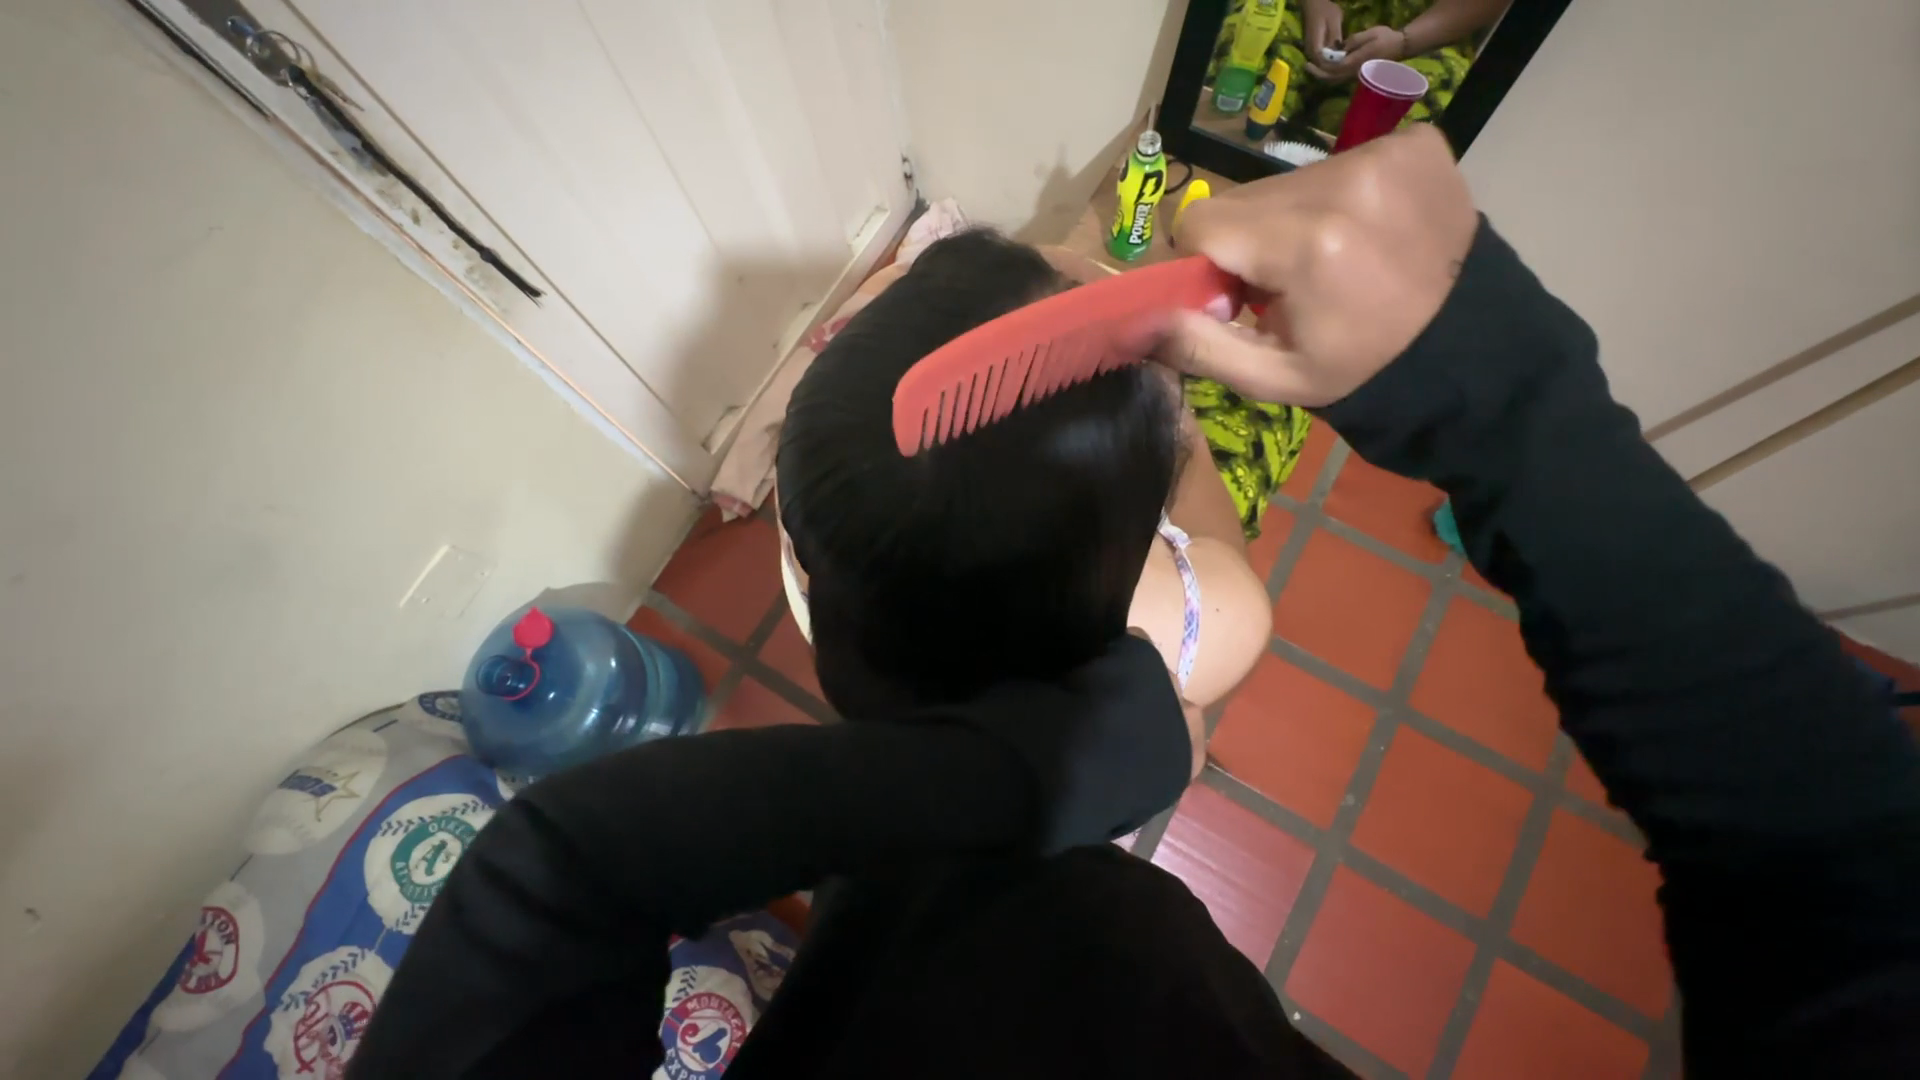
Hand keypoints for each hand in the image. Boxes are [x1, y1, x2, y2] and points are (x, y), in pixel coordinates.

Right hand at [1163, 125, 1475, 406]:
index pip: (1199, 223)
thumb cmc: (1359, 369)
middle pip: (1241, 200)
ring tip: (1324, 263)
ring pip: (1283, 182)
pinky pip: (1334, 165)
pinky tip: (1360, 236)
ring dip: (1284, 222)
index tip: (1233, 297)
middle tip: (1280, 287)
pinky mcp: (1414, 141)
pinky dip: (1332, 201)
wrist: (1468, 348)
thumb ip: (1197, 346)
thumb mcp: (1271, 377)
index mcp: (1306, 244)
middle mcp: (1344, 182)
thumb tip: (1133, 321)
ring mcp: (1386, 153)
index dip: (1201, 264)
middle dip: (1242, 244)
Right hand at [1301, 0, 1344, 76]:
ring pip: (1321, 66)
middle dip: (1335, 69)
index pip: (1323, 64)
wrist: (1314, 5)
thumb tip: (1339, 52)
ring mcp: (1310, 53)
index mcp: (1315, 47)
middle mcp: (1310, 53)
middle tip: (1350, 66)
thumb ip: (1336, 37)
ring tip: (1347, 64)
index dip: (1335, 66)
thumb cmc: (1325, 10)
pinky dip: (1330, 61)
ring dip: (1333, 66)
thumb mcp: (1334, 21)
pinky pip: (1321, 60)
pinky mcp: (1313, 51)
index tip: (1347, 64)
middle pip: (1322, 68)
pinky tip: (1341, 58)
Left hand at [1314, 24, 1407, 80]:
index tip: (1311, 60)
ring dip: (1322, 75)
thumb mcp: (1370, 34)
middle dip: (1317, 73)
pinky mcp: (1355, 75)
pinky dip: (1330, 74)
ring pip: (1333, 80)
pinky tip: (1326, 67)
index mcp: (1354, 63)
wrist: (1400, 47)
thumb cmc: (1386, 38)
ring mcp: (1353, 76)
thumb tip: (1340, 48)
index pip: (1332, 68)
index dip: (1320, 65)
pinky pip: (1338, 78)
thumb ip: (1353, 41)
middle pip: (1330, 78)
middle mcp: (1352, 73)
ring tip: (1313, 67)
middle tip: (1306, 66)